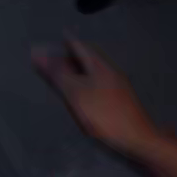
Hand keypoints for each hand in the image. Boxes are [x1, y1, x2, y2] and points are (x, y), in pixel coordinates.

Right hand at [31, 38, 159, 157]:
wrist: (138, 137)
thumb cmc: (104, 114)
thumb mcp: (75, 94)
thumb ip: (57, 75)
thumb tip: (38, 56)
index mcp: (98, 65)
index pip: (79, 46)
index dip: (65, 42)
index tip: (56, 39)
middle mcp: (109, 70)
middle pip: (87, 57)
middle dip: (71, 55)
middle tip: (56, 57)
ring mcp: (117, 84)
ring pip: (93, 70)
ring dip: (78, 68)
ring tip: (66, 74)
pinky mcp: (120, 97)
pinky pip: (98, 81)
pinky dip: (85, 80)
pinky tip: (83, 92)